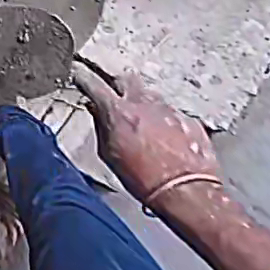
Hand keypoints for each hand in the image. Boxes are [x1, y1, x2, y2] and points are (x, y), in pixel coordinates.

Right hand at [74, 64, 220, 204]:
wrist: (185, 192)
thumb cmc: (144, 178)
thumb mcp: (108, 154)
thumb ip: (100, 126)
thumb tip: (95, 111)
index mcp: (118, 111)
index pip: (94, 84)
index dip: (84, 78)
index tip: (80, 77)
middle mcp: (144, 104)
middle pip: (126, 79)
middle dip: (117, 84)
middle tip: (113, 95)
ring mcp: (169, 110)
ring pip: (150, 94)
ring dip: (142, 102)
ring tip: (140, 119)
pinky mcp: (189, 120)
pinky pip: (171, 112)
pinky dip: (164, 119)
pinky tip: (164, 135)